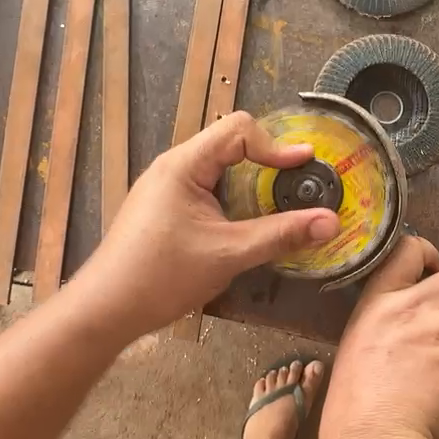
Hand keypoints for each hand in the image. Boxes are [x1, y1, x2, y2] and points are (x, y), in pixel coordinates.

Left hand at [75, 112, 340, 335]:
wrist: (106, 309)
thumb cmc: (162, 275)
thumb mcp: (230, 254)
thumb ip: (282, 235)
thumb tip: (332, 222)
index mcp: (184, 165)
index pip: (238, 130)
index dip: (276, 145)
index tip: (305, 166)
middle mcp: (174, 167)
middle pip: (230, 144)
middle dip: (269, 162)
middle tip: (300, 185)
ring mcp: (167, 187)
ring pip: (221, 169)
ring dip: (253, 183)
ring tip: (282, 206)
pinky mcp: (167, 208)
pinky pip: (210, 189)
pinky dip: (237, 199)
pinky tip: (250, 225)